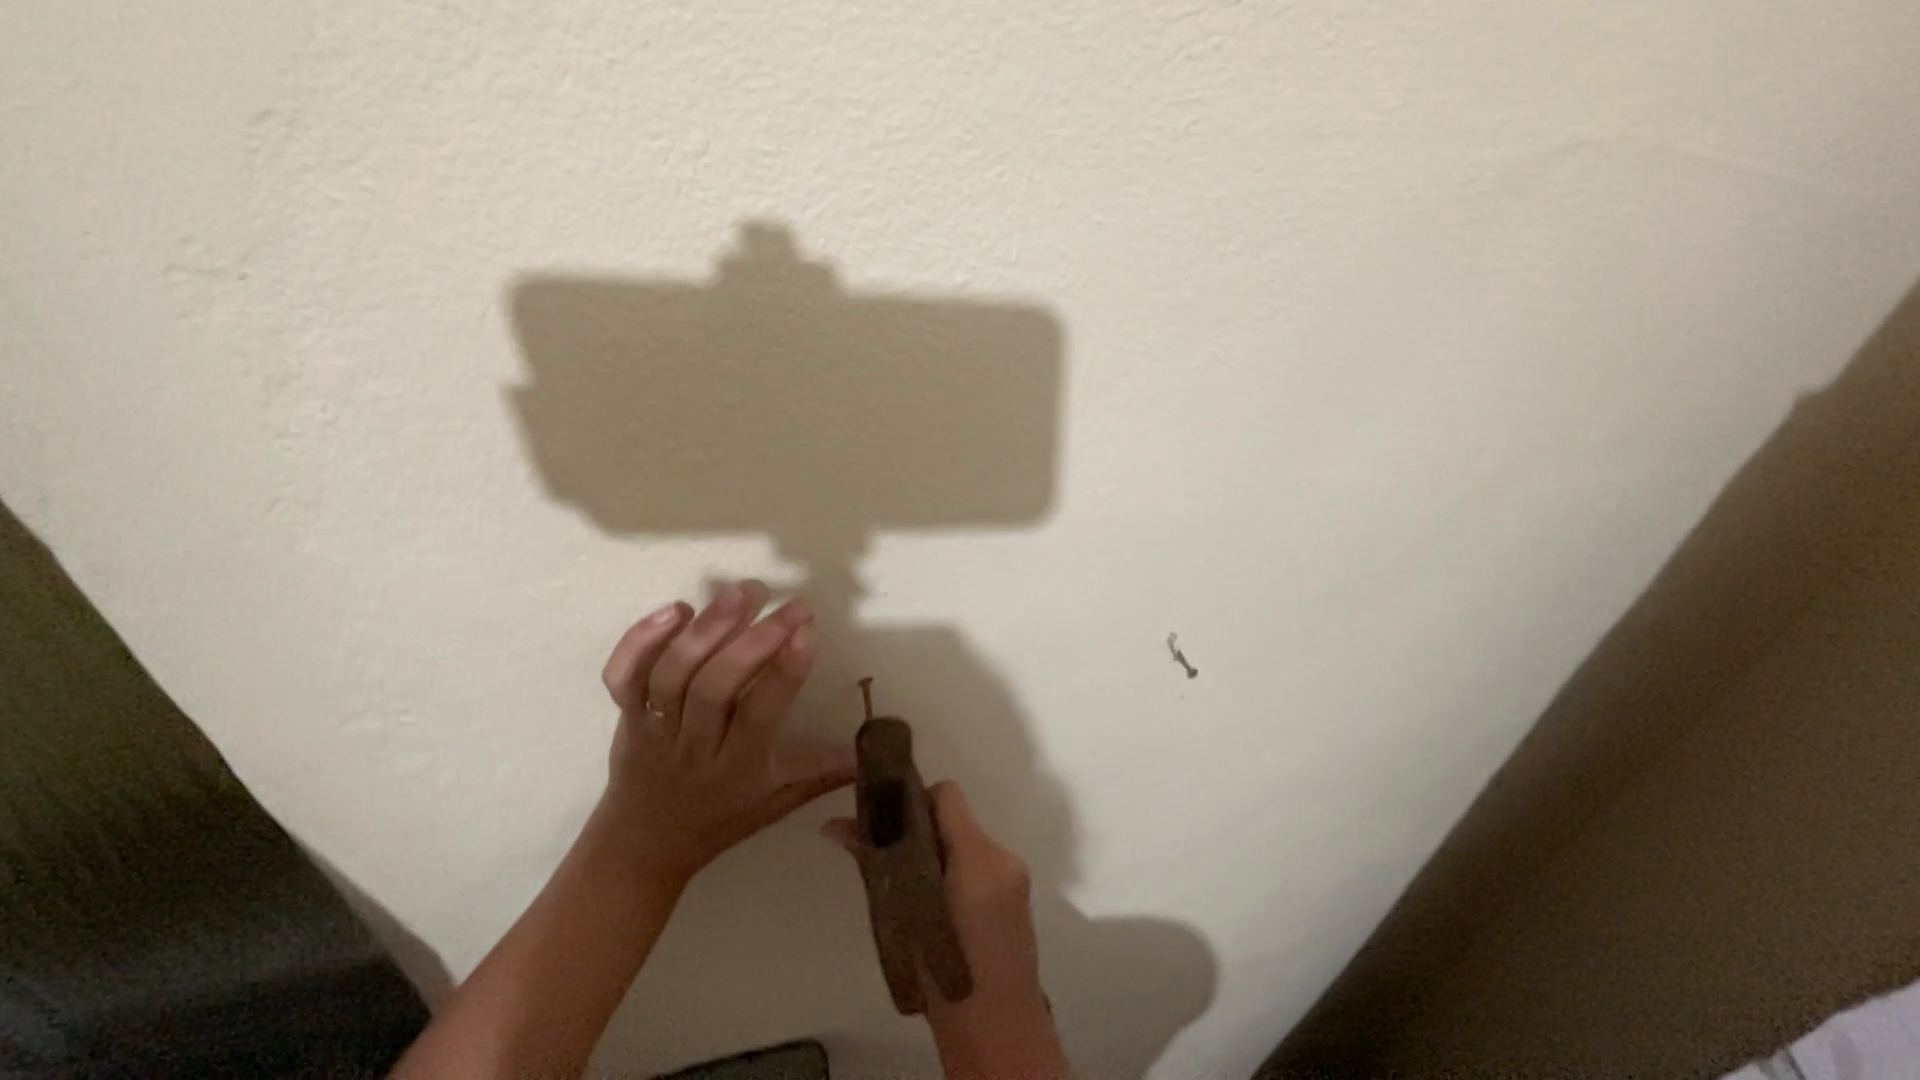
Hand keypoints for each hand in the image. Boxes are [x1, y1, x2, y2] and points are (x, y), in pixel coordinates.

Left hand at [597, 581, 854, 887]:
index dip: (785, 671)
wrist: (645, 844)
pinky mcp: (625, 714)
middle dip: (752, 642)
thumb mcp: (778, 801)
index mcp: (737, 768)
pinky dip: (640, 640)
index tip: (808, 630)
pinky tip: (676, 608)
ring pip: (671, 675)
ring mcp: (654, 728)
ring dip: (706, 629)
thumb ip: (824, 773)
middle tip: (789, 603)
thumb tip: (874, 752)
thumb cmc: (724, 818)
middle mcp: (693, 746)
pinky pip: (624, 676)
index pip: (761, 714)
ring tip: (741, 592)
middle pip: (714, 689)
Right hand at [827, 782, 1070, 1079]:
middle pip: (956, 821)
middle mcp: (1001, 858)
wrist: (995, 1029)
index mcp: (977, 858)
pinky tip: (940, 907)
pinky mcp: (1019, 898)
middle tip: (893, 858)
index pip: (946, 796)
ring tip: (914, 889)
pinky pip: (983, 868)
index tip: (889, 820)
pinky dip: (959, 874)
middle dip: (923, 833)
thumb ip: (873, 862)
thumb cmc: (941, 975)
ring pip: (968, 845)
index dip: (914, 800)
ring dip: (941, 856)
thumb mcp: (899, 916)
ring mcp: (1015, 878)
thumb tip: (834, 825)